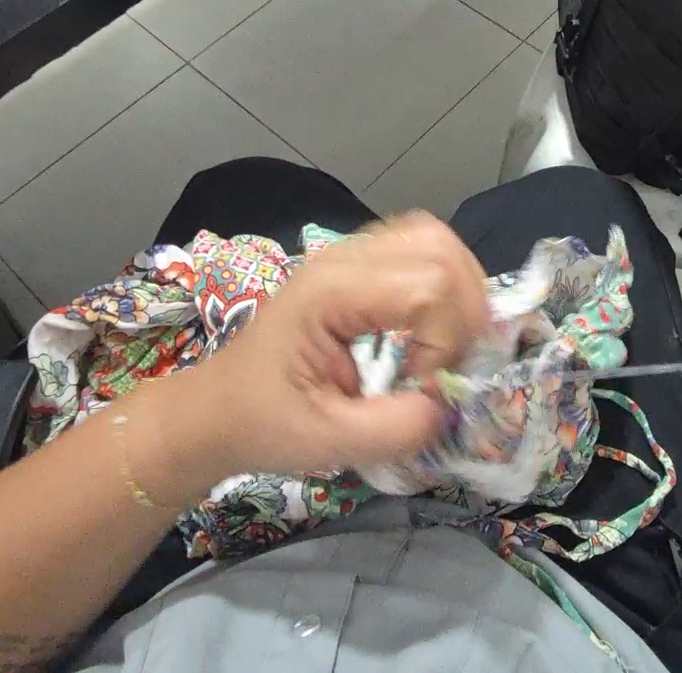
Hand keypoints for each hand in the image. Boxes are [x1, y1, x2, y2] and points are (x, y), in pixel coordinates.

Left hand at [129, 212, 490, 500]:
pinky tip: (434, 322)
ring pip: (433, 238)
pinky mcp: (356, 264)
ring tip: (452, 340)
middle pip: (438, 247)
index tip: (424, 386)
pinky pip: (417, 248)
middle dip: (465, 307)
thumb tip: (450, 402)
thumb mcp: (327, 443)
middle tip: (454, 360)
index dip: (445, 339)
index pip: (427, 285)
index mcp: (331, 293)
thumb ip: (397, 428)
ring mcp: (348, 254)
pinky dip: (442, 280)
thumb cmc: (262, 423)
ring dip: (459, 288)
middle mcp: (343, 258)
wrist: (217, 409)